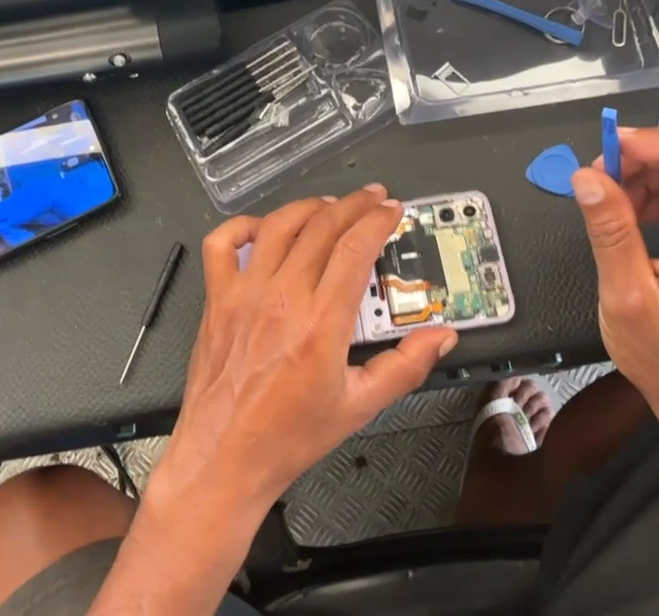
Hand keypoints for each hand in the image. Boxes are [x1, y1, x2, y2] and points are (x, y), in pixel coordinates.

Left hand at [152, 185, 457, 517]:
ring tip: (332, 205)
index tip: (392, 212)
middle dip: (354, 205)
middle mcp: (281, 297)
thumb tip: (441, 337)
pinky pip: (222, 244)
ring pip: (278, 225)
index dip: (378, 221)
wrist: (225, 458)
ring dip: (310, 207)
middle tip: (374, 200)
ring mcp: (244, 294)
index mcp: (319, 323)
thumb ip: (405, 366)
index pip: (355, 248)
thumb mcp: (359, 406)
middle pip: (322, 226)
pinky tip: (263, 228)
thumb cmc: (288, 436)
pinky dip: (242, 225)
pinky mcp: (217, 299)